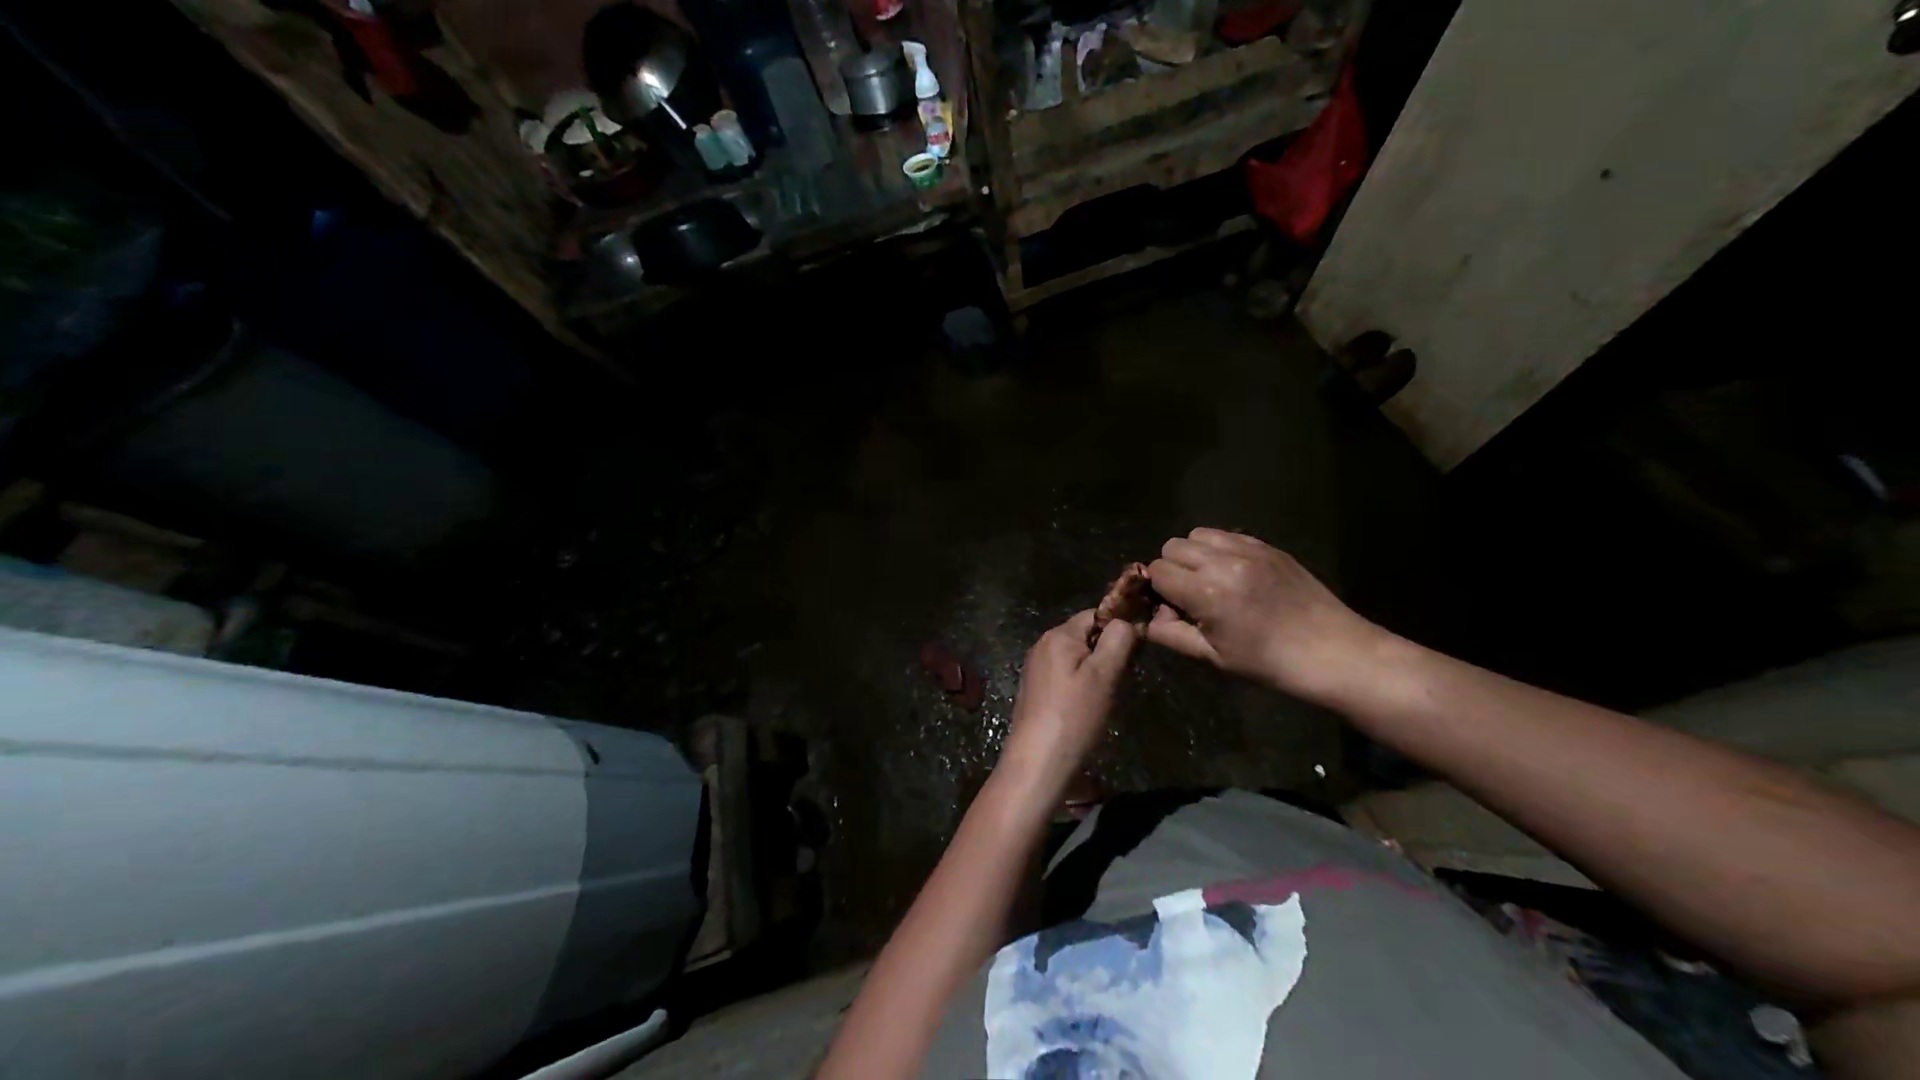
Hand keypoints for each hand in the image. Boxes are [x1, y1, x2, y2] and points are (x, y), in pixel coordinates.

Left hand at [998, 610, 1136, 800]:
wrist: (1038, 760)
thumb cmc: (1075, 715)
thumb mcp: (1104, 674)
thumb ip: (1118, 640)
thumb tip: (1126, 621)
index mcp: (1058, 635)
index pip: (1095, 614)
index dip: (1118, 627)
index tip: (1136, 652)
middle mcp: (1042, 645)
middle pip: (1084, 635)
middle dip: (1107, 651)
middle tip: (1123, 677)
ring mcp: (1035, 668)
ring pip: (1076, 657)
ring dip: (1095, 670)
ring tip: (1107, 695)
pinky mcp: (1035, 690)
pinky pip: (1064, 675)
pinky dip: (1080, 684)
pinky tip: (1088, 707)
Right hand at [1146, 528, 1386, 704]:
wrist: (1332, 651)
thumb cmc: (1267, 662)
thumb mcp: (1212, 656)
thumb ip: (1170, 634)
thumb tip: (1150, 617)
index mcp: (1206, 592)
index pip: (1157, 571)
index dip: (1158, 589)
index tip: (1171, 607)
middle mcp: (1223, 562)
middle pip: (1173, 547)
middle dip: (1172, 568)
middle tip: (1190, 594)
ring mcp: (1248, 549)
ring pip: (1198, 534)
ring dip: (1194, 554)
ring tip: (1211, 580)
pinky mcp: (1268, 546)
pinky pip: (1227, 534)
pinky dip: (1220, 549)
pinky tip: (1234, 573)